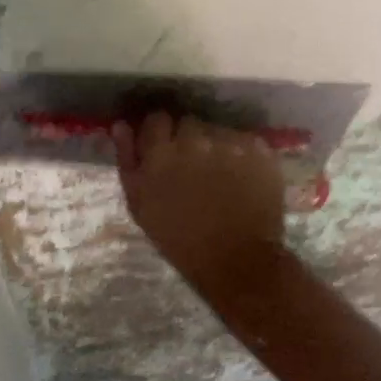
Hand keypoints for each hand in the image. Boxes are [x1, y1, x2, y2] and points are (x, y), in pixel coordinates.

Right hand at [112, 114, 286, 290]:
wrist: (236, 261)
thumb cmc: (179, 240)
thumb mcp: (140, 206)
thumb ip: (128, 161)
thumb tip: (121, 125)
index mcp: (160, 153)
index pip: (157, 119)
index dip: (161, 133)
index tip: (165, 150)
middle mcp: (194, 140)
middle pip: (188, 123)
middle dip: (189, 140)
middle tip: (194, 168)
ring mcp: (229, 143)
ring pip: (218, 130)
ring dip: (216, 146)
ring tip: (221, 175)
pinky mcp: (259, 150)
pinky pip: (245, 141)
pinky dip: (242, 154)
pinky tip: (242, 177)